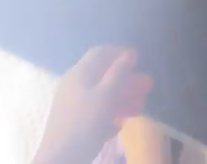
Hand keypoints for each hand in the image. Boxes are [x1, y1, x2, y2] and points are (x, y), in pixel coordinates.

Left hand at [33, 46, 153, 163]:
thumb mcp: (105, 96)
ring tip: (140, 108)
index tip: (138, 61)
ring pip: (102, 96)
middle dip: (127, 80)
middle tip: (147, 86)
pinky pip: (95, 114)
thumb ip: (118, 73)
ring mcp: (73, 107)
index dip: (120, 53)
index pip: (100, 53)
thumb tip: (130, 52)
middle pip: (104, 76)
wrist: (59, 162)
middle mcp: (74, 86)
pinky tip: (120, 125)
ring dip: (123, 98)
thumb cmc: (83, 124)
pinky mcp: (74, 126)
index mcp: (79, 74)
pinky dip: (110, 115)